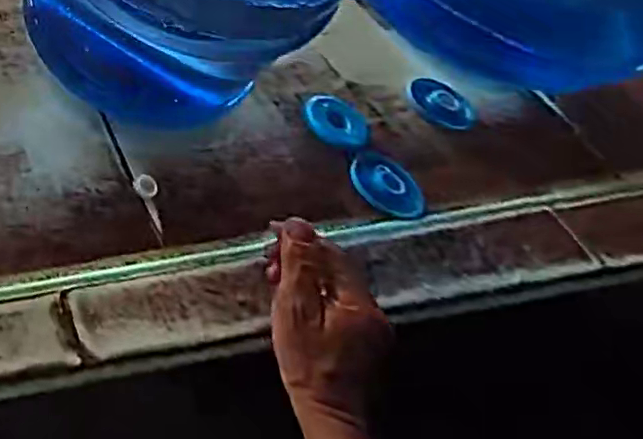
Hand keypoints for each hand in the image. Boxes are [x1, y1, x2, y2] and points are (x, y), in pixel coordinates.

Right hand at [266, 218, 390, 438]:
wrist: (328, 417)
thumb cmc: (308, 363)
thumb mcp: (295, 308)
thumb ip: (299, 265)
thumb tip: (298, 225)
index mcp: (359, 302)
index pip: (331, 253)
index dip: (301, 237)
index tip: (272, 232)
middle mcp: (373, 312)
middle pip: (335, 268)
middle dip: (301, 255)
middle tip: (270, 256)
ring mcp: (371, 330)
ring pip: (335, 285)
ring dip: (306, 274)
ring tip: (276, 276)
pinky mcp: (364, 343)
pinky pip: (338, 303)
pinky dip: (315, 293)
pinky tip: (295, 299)